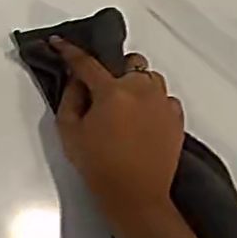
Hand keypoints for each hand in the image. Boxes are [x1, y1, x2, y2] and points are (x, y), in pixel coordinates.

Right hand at [50, 37, 203, 237]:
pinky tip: (139, 115)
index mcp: (112, 92)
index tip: (59, 43)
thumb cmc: (96, 162)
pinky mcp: (177, 120)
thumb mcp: (68, 128)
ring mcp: (163, 105)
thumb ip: (70, 96)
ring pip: (150, 78)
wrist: (135, 194)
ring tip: (122, 100)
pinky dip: (152, 100)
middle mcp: (142, 92)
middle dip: (114, 68)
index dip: (69, 51)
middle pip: (130, 62)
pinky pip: (165, 98)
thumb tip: (77, 79)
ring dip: (135, 82)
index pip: (86, 62)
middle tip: (100, 83)